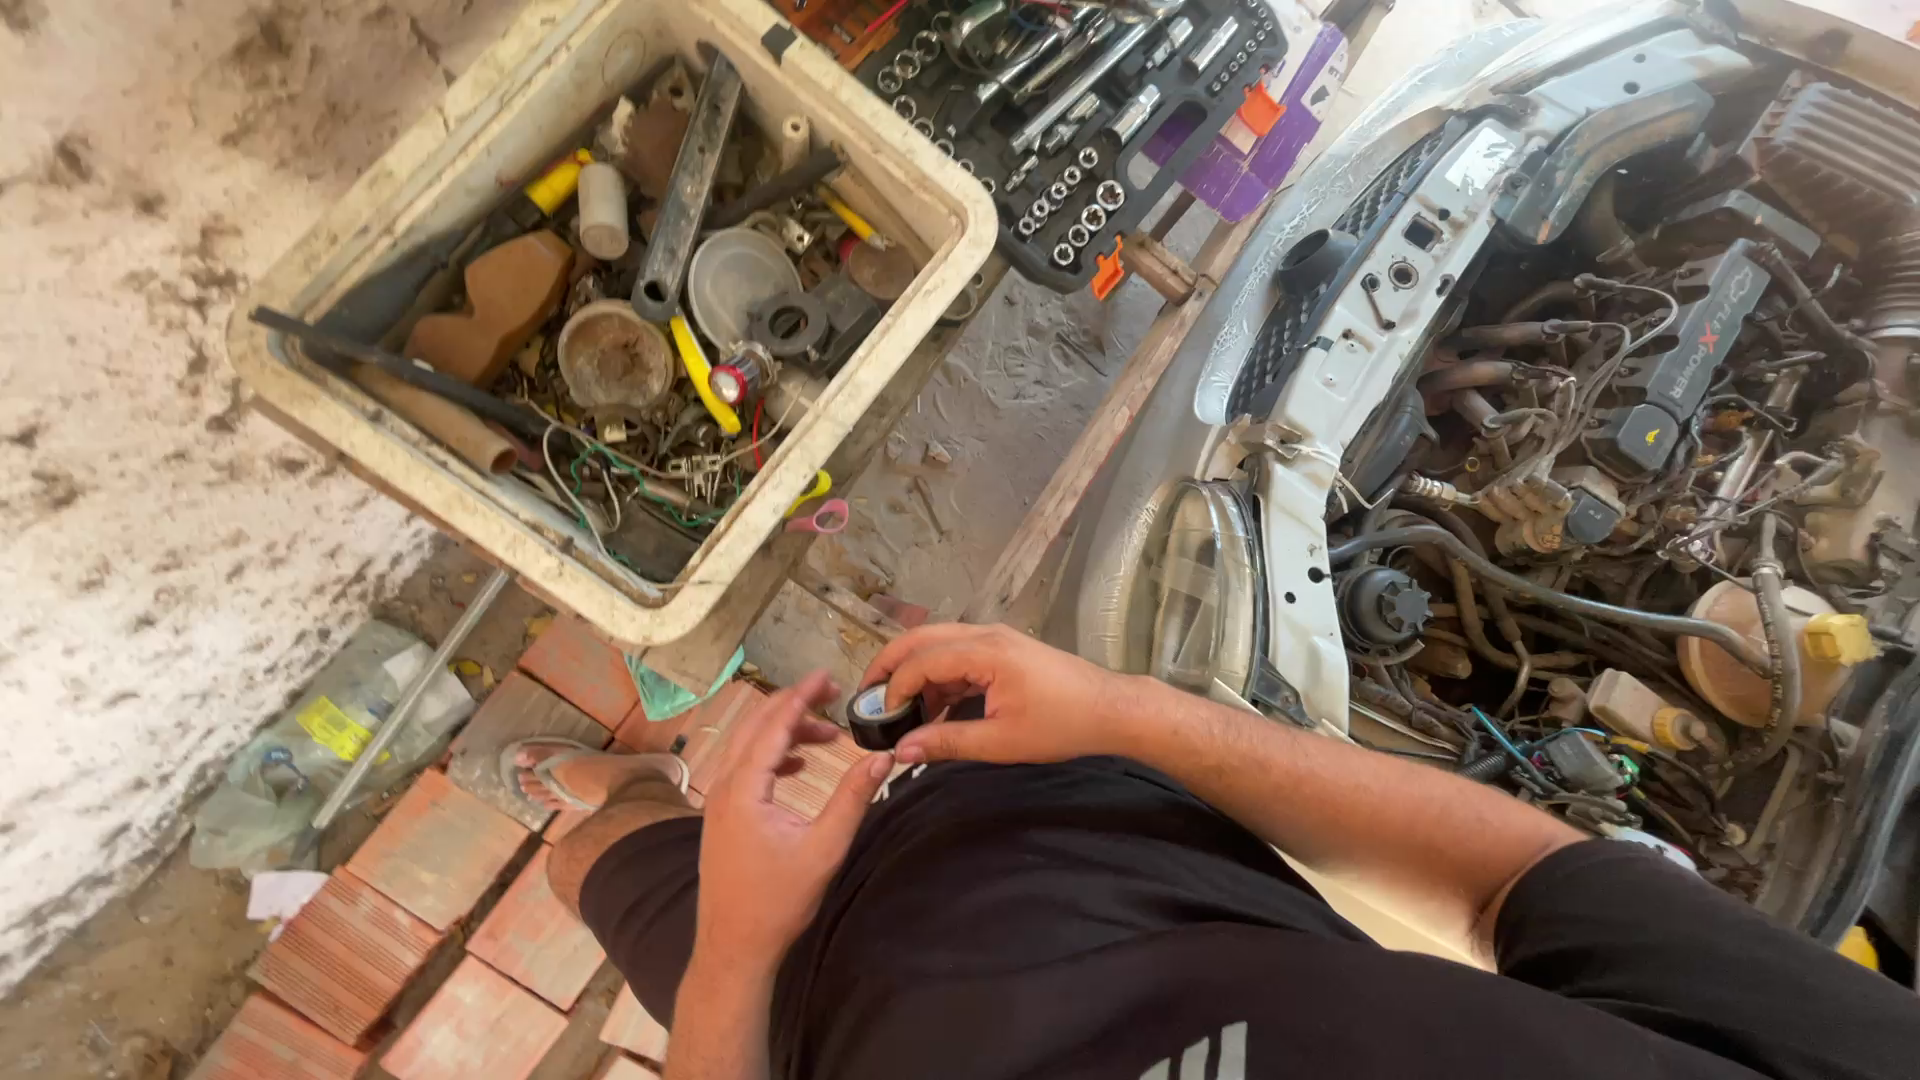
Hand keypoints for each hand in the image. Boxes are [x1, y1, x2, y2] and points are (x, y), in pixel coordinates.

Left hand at [695, 671, 893, 969]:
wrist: (733, 949)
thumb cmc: (778, 902)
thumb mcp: (825, 848)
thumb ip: (853, 798)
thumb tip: (881, 758)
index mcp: (744, 788)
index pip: (774, 724)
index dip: (803, 695)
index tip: (829, 677)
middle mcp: (723, 785)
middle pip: (756, 725)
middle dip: (794, 704)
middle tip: (833, 695)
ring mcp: (717, 800)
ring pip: (749, 744)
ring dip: (786, 730)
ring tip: (827, 733)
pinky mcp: (721, 814)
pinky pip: (745, 765)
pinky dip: (772, 753)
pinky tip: (798, 764)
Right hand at [860, 623, 1144, 765]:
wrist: (1110, 710)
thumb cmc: (1061, 725)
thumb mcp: (1001, 742)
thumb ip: (947, 742)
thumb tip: (901, 752)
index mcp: (985, 651)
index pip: (922, 660)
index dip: (895, 688)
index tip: (881, 719)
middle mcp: (985, 634)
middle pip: (922, 637)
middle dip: (891, 664)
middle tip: (867, 696)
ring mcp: (996, 638)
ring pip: (938, 644)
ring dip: (915, 671)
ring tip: (898, 709)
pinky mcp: (1003, 649)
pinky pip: (958, 654)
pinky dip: (939, 676)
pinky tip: (933, 706)